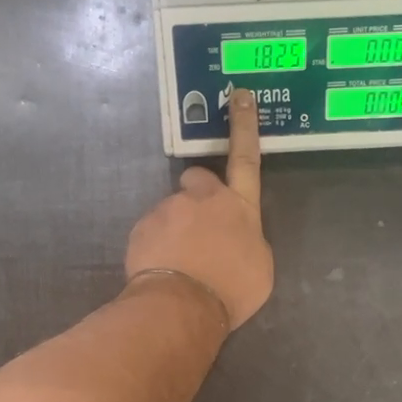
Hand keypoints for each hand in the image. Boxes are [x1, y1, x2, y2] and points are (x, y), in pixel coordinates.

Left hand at [125, 88, 273, 328]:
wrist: (182, 305)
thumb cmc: (231, 289)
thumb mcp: (259, 267)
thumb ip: (248, 241)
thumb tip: (236, 238)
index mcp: (240, 207)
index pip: (246, 159)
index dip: (244, 127)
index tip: (240, 96)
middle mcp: (204, 199)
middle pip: (198, 179)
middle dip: (197, 195)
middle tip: (198, 228)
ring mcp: (169, 210)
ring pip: (172, 211)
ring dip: (175, 229)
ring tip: (178, 264)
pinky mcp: (143, 227)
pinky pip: (151, 232)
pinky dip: (156, 247)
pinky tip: (161, 270)